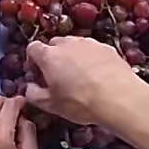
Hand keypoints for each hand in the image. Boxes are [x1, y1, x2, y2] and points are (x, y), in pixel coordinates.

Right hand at [23, 37, 148, 128]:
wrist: (119, 97)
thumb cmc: (80, 102)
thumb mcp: (51, 105)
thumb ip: (34, 94)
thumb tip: (30, 87)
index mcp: (49, 56)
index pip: (33, 48)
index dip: (33, 60)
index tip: (39, 74)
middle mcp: (68, 44)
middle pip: (54, 44)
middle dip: (53, 57)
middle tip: (59, 77)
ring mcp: (89, 43)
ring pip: (75, 45)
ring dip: (73, 56)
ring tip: (81, 76)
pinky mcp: (107, 47)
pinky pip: (93, 50)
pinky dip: (91, 58)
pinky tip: (98, 75)